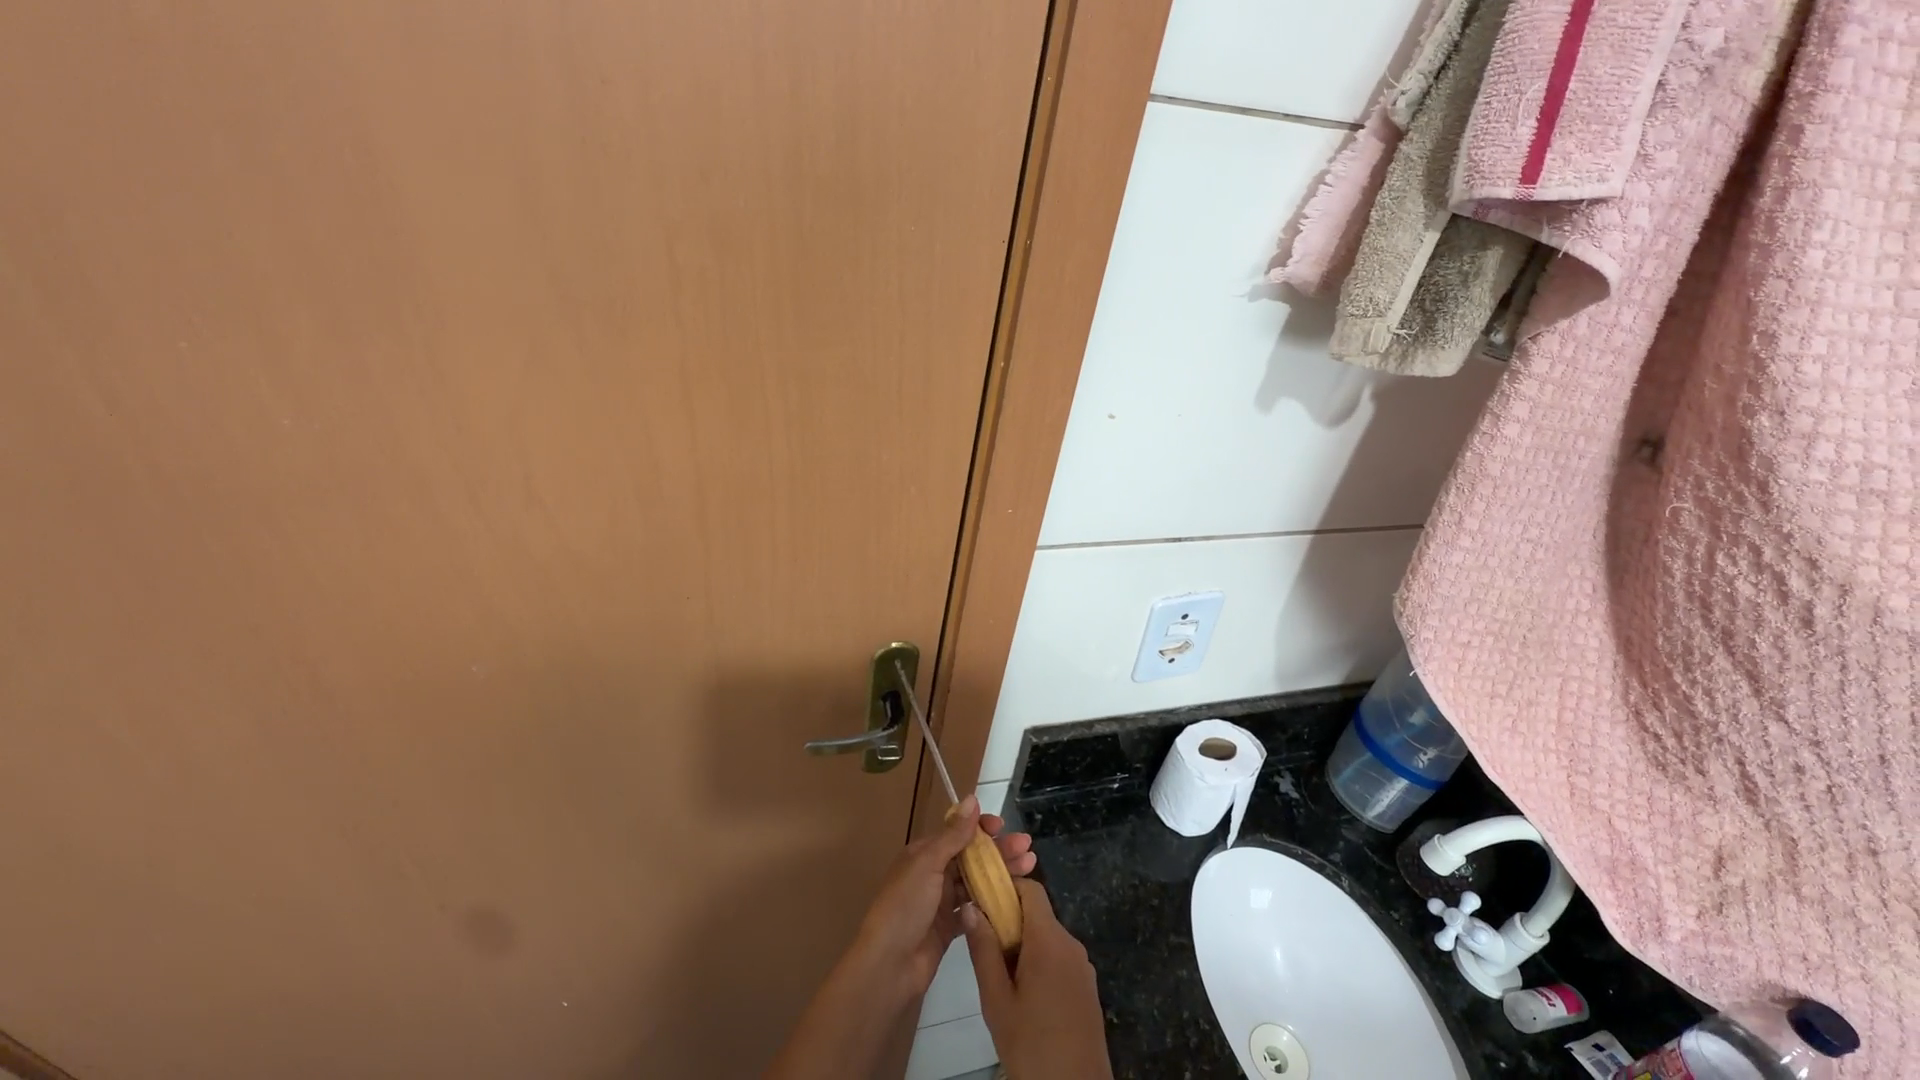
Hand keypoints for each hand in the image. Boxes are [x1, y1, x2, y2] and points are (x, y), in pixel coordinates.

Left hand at [850, 795, 1035, 995]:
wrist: (890, 964)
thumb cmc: (905, 906)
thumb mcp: (927, 864)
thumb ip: (953, 835)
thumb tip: (972, 798)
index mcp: (923, 854)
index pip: (956, 833)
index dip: (980, 828)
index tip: (1002, 827)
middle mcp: (933, 874)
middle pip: (971, 857)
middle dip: (999, 850)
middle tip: (1028, 848)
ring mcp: (942, 902)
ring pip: (977, 881)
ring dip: (1001, 874)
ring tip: (1029, 868)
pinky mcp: (951, 927)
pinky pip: (976, 909)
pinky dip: (993, 902)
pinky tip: (1015, 897)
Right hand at [963, 877, 1110, 1079]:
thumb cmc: (1030, 1044)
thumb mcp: (996, 999)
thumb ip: (983, 950)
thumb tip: (971, 907)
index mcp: (1049, 941)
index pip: (1031, 890)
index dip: (1004, 888)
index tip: (979, 902)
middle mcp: (1071, 944)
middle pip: (1037, 914)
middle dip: (1008, 922)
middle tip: (982, 948)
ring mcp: (1083, 966)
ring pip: (1047, 938)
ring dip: (1022, 945)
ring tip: (998, 977)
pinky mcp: (1087, 986)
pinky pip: (1059, 958)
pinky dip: (1038, 962)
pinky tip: (1022, 994)